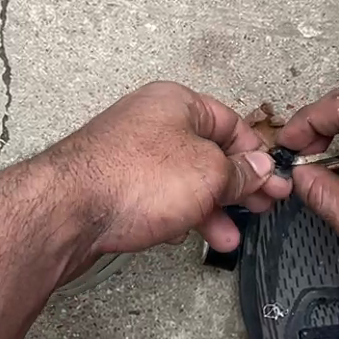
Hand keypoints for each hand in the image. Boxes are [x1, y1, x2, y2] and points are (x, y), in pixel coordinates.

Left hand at [37, 82, 291, 268]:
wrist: (67, 211)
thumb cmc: (131, 179)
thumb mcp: (207, 173)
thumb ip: (239, 171)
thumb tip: (259, 168)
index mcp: (176, 102)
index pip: (230, 122)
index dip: (255, 154)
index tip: (272, 182)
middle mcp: (151, 120)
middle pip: (207, 152)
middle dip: (235, 185)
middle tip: (257, 208)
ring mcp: (129, 152)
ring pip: (182, 178)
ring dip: (209, 208)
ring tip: (224, 236)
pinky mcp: (113, 182)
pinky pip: (156, 195)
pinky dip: (175, 213)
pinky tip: (180, 234)